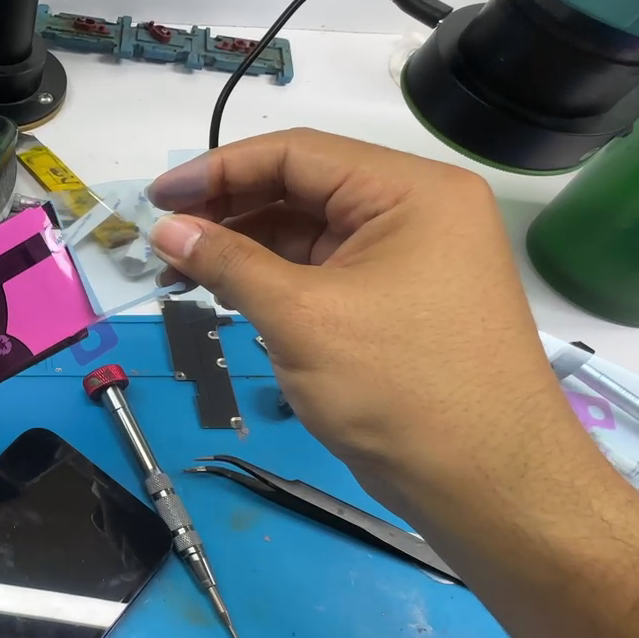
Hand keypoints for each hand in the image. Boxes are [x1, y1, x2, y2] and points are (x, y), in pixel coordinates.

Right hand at [146, 129, 583, 516]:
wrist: (482, 482)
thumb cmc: (397, 386)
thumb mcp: (299, 315)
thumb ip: (226, 262)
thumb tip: (163, 229)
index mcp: (408, 193)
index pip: (295, 155)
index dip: (217, 170)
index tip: (156, 197)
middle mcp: (410, 212)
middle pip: (297, 188)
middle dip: (223, 210)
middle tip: (161, 237)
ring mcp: (400, 258)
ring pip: (300, 231)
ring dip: (237, 246)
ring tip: (177, 270)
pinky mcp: (386, 299)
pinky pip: (313, 269)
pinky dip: (264, 276)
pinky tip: (221, 290)